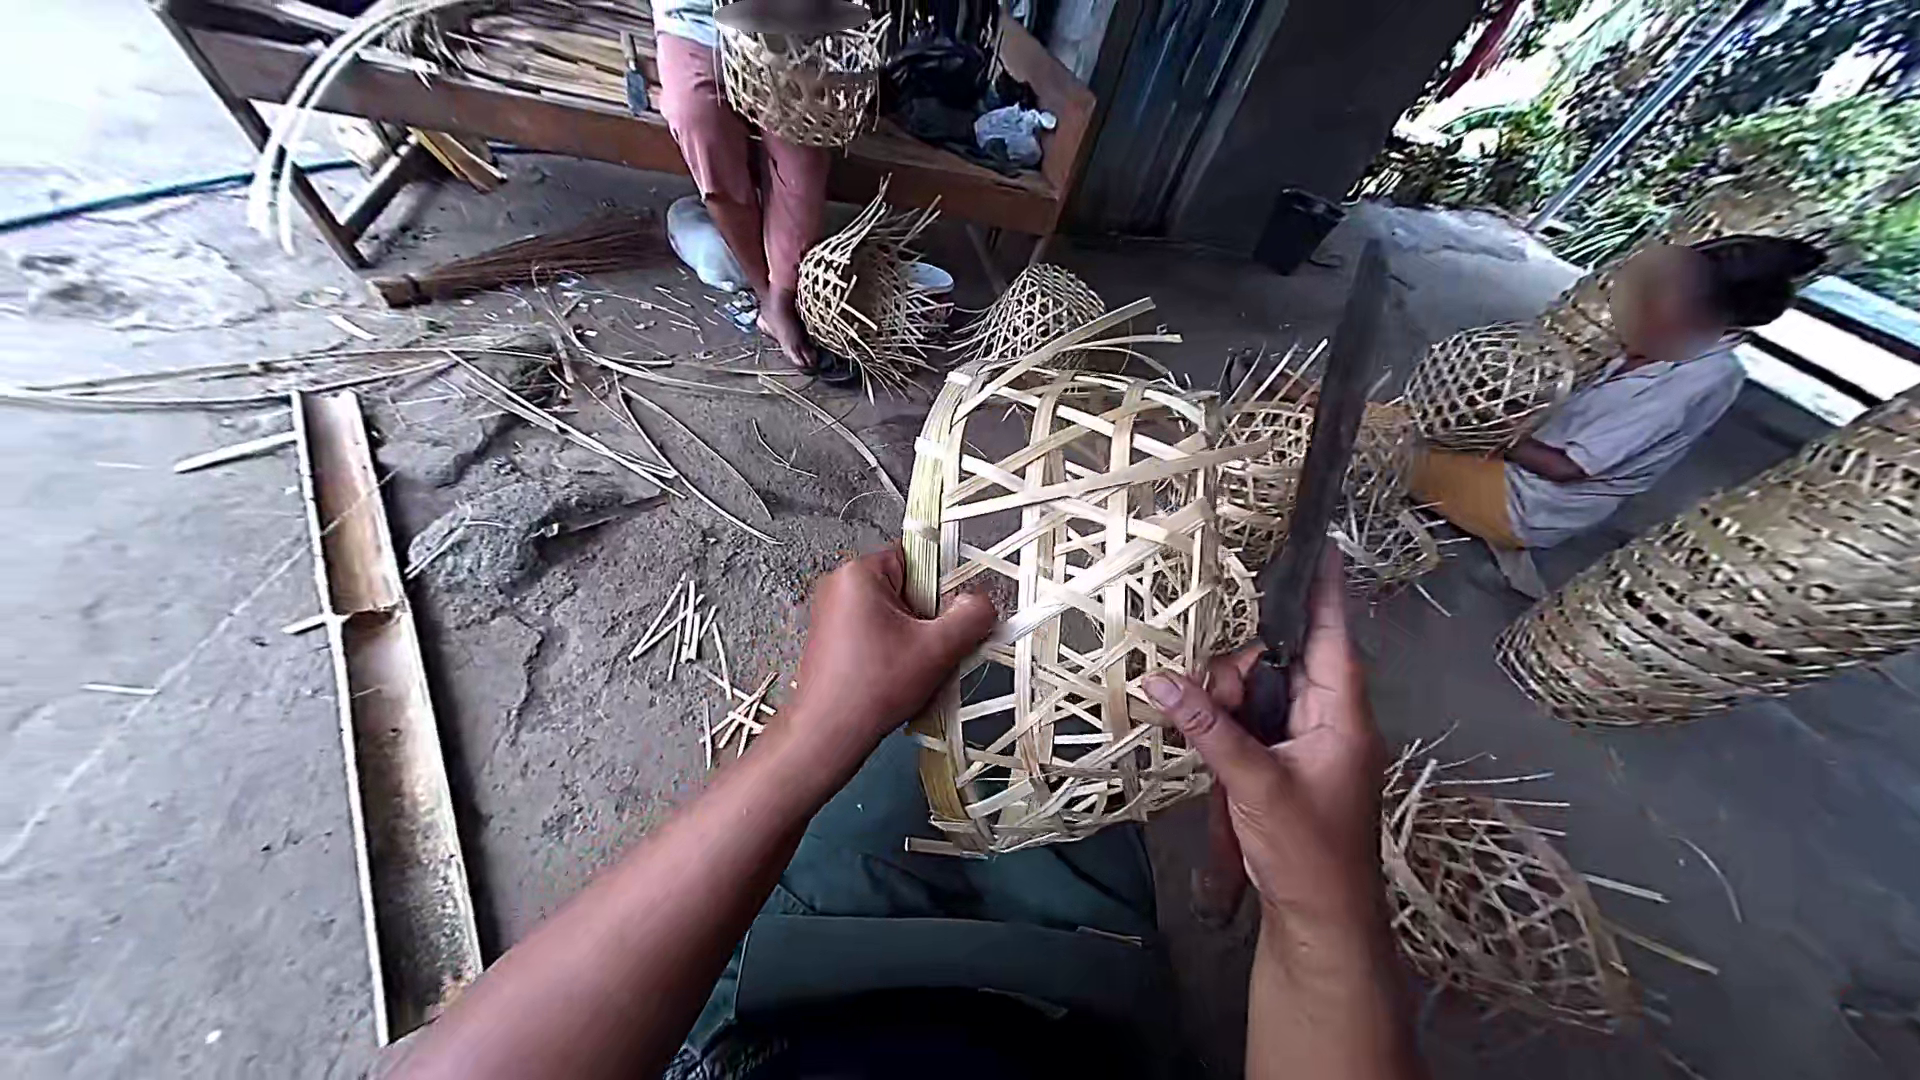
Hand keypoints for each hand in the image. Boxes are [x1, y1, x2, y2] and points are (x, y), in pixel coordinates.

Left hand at [789, 545, 996, 768]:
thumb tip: (983, 602)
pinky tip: (901, 676)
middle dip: (930, 618)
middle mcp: (841, 586)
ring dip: (916, 638)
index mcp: (860, 573)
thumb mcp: (938, 647)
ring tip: (918, 667)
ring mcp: (834, 613)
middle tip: (938, 646)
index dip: (943, 584)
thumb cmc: (873, 687)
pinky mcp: (834, 639)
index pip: (918, 558)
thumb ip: (971, 616)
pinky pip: (879, 632)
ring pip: (897, 615)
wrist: (827, 736)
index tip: (954, 612)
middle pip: (909, 588)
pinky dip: (896, 650)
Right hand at [1143, 547, 1384, 927]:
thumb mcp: (1255, 785)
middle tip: (1206, 696)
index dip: (1326, 594)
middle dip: (1238, 668)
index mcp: (1340, 718)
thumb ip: (1208, 729)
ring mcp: (1303, 738)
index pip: (1334, 640)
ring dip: (1225, 697)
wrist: (1318, 919)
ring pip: (1258, 687)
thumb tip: (1158, 682)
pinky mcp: (1283, 755)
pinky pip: (1250, 715)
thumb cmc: (1308, 853)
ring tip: (1203, 726)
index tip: (1323, 548)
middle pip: (1279, 660)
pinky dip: (1225, 716)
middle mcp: (1325, 718)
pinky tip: (1203, 725)